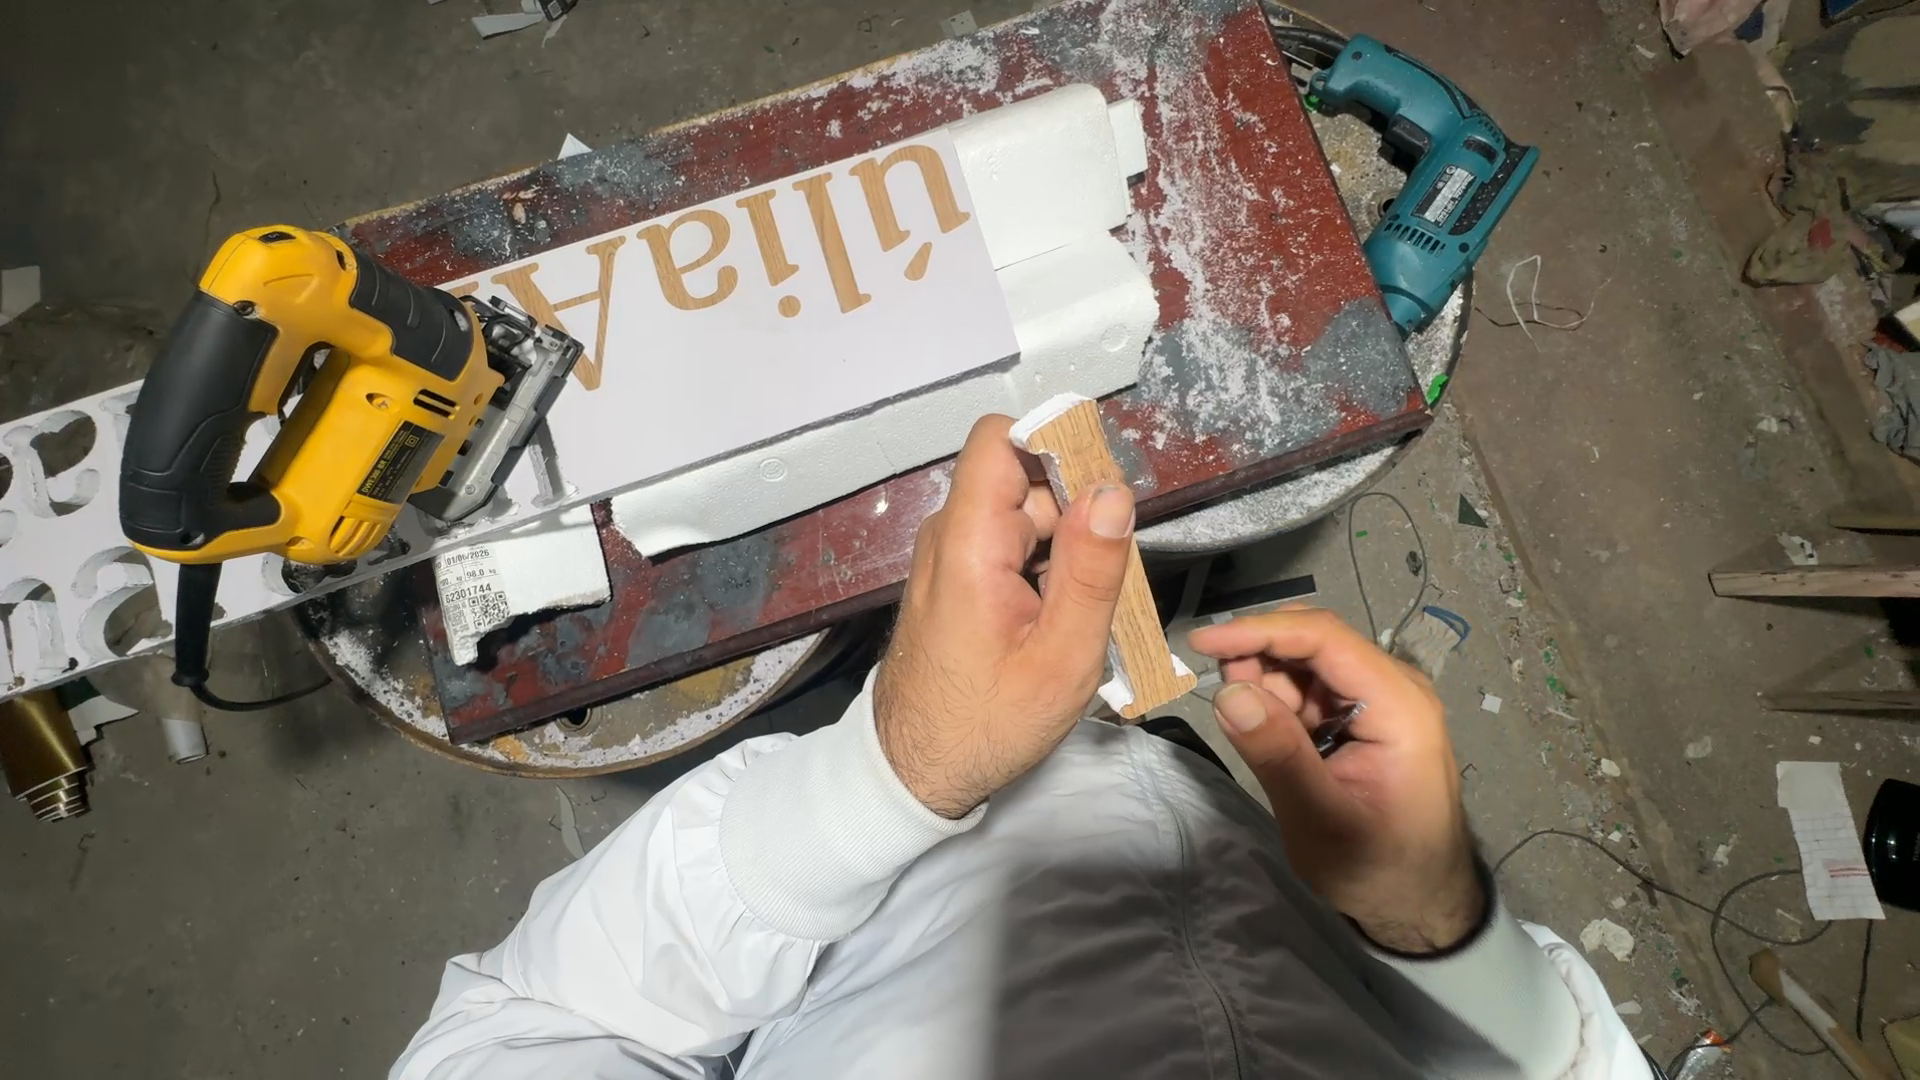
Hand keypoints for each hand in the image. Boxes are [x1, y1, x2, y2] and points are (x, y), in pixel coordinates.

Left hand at [874, 415, 1135, 818]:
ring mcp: (949, 555)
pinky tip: (1056, 616)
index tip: (1102, 490)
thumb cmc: (988, 723)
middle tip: (1105, 580)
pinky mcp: (954, 576)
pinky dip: (1041, 566)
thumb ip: (1091, 569)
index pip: (1000, 439)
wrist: (916, 767)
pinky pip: (1007, 544)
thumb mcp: (1062, 657)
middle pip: (1022, 480)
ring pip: (1021, 514)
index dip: (1053, 444)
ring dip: (1063, 546)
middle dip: (1074, 512)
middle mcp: (950, 534)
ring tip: (1080, 610)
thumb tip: (1113, 491)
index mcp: (969, 542)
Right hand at [1186, 608, 1483, 953]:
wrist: (1418, 903)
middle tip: (1227, 703)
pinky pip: (1305, 683)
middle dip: (1257, 657)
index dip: (1259, 631)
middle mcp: (1393, 686)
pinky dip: (1275, 699)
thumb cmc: (1378, 868)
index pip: (1323, 638)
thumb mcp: (1321, 821)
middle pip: (1311, 639)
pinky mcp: (1359, 710)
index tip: (1201, 644)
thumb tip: (1228, 693)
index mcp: (1399, 707)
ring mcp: (1377, 696)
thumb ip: (1278, 755)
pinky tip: (1273, 736)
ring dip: (1264, 682)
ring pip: (1302, 657)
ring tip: (1257, 736)